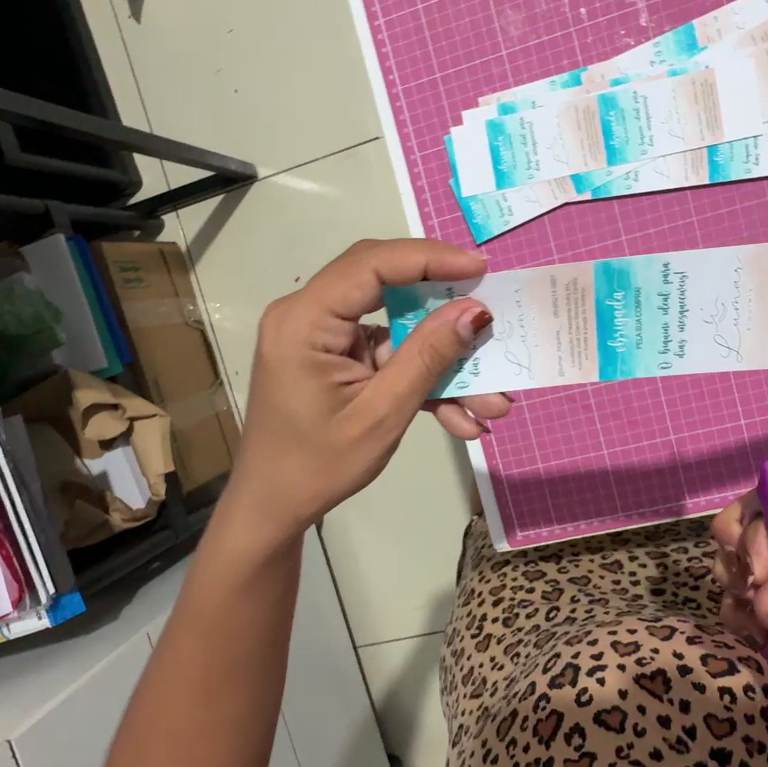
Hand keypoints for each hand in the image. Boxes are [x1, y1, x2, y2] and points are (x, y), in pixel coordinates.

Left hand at [226, 239, 511, 537]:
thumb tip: (475, 311)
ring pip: (397, 329)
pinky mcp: (339, 360)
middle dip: (444, 308)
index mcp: (305, 320)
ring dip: (444, 362)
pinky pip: (389, 356)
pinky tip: (463, 418)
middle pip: (387, 287)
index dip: (429, 258)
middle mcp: (309, 315)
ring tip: (493, 399)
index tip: (480, 268)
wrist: (274, 507)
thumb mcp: (381, 414)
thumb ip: (427, 357)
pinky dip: (424, 382)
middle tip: (492, 315)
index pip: (372, 264)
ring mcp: (325, 338)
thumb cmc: (316, 465)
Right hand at [712, 492, 767, 740]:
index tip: (756, 574)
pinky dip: (736, 609)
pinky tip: (756, 637)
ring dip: (734, 582)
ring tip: (755, 623)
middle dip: (739, 553)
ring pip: (739, 553)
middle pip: (756, 521)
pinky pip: (737, 589)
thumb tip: (763, 591)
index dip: (761, 531)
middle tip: (745, 592)